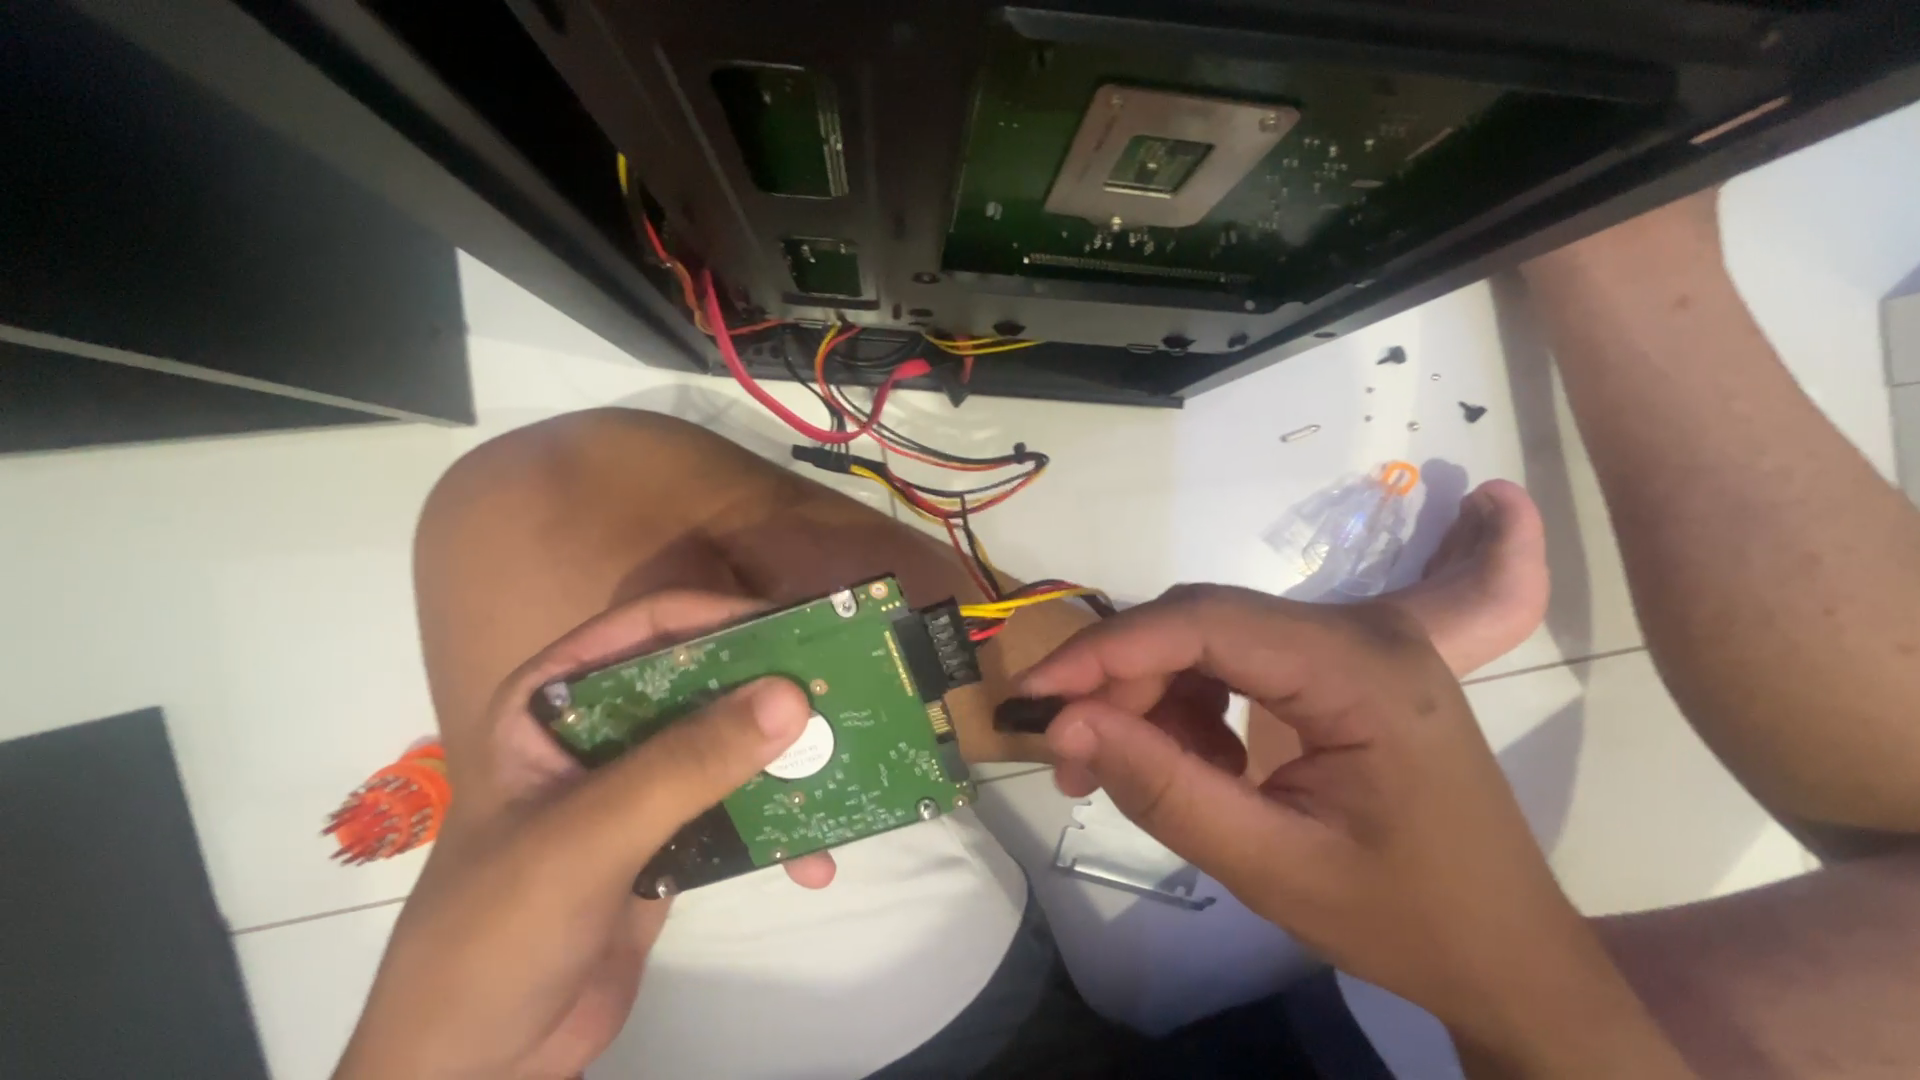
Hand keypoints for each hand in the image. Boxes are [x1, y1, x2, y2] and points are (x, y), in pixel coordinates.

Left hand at [336, 592, 824, 1079]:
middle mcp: (602, 731)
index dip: (724, 617)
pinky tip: (815, 859)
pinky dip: (777, 830)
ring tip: (847, 773)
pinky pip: (735, 813)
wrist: (468, 1066)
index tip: (800, 629)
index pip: (649, 627)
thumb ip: (686, 765)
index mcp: (556, 701)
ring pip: (727, 747)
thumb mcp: (590, 838)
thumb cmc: (496, 934)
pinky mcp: (667, 841)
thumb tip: (792, 696)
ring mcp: (637, 788)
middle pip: (703, 683)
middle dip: (771, 694)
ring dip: (786, 764)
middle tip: (842, 698)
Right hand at [1021, 585, 1693, 1078]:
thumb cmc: (1402, 919)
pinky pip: (1236, 662)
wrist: (1506, 954)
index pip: (1203, 623)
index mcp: (1361, 670)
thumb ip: (1164, 790)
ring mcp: (1353, 643)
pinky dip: (1192, 707)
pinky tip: (1191, 765)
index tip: (1032, 697)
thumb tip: (1065, 725)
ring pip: (1210, 638)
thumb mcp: (1270, 866)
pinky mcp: (1339, 667)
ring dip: (1153, 697)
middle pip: (1201, 623)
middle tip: (1072, 757)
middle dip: (1124, 681)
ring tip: (1124, 770)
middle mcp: (1359, 632)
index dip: (1106, 651)